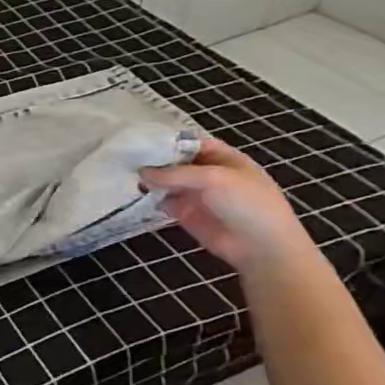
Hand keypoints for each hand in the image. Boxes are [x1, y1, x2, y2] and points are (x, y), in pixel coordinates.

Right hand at [140, 137, 317, 274]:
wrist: (259, 245)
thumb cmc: (246, 202)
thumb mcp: (213, 178)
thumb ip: (176, 174)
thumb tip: (142, 172)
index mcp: (222, 157)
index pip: (191, 142)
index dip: (168, 140)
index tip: (142, 139)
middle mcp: (207, 173)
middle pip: (176, 161)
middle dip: (155, 159)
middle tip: (126, 156)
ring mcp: (196, 194)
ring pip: (168, 181)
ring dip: (151, 179)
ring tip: (125, 173)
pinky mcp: (185, 214)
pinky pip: (165, 201)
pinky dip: (151, 198)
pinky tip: (134, 193)